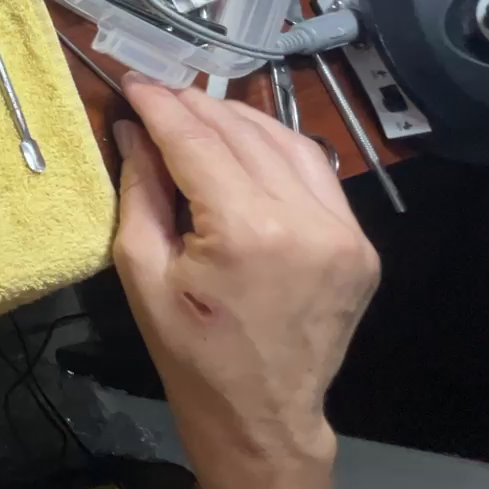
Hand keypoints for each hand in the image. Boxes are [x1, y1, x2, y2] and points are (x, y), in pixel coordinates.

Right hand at [112, 76, 378, 482]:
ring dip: (233, 117)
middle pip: (242, 134)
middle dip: (192, 105)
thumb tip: (132, 132)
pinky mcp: (358, 241)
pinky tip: (238, 139)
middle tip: (151, 94)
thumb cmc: (184, 342)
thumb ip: (140, 190)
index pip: (197, 143)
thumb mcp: (138, 266)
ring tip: (189, 110)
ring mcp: (344, 231)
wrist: (258, 406)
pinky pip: (314, 170)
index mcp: (246, 232)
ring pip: (286, 141)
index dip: (159, 106)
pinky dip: (271, 143)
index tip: (130, 81)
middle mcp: (306, 221)